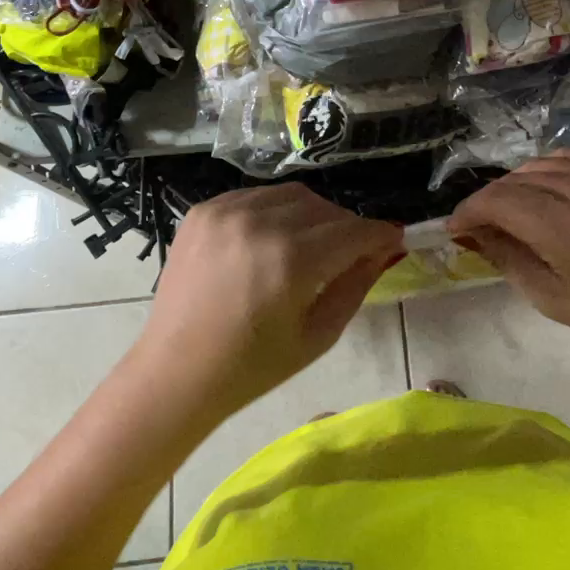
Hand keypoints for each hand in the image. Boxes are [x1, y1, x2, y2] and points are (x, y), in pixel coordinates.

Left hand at [136, 183, 402, 418]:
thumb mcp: (318, 335)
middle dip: (346, 227)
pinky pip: (256, 197)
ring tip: (309, 245)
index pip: (354, 231)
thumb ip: (356, 285)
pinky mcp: (203, 211)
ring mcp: (227, 212)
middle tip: (350, 252)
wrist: (176, 373)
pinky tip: (271, 240)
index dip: (379, 235)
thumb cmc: (252, 367)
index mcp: (292, 260)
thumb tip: (384, 250)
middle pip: (325, 208)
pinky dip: (274, 212)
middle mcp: (261, 223)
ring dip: (311, 215)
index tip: (393, 239)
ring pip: (292, 196)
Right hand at [447, 149, 569, 362]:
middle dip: (491, 199)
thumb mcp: (549, 298)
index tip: (455, 226)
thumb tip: (468, 231)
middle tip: (482, 224)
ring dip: (519, 184)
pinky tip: (551, 195)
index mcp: (567, 230)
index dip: (470, 210)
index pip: (498, 201)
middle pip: (516, 179)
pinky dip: (552, 173)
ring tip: (516, 210)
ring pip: (541, 164)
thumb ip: (504, 258)